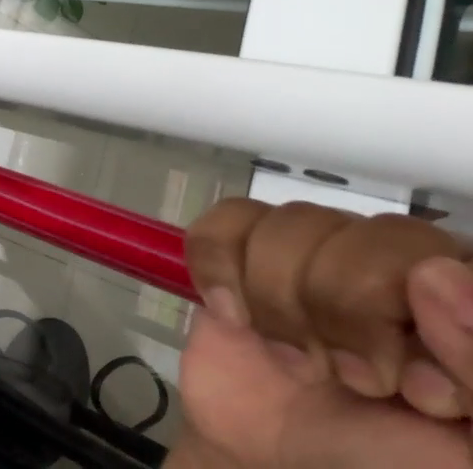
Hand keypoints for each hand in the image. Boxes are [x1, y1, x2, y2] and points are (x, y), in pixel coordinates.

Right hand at [172, 198, 472, 465]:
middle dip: (348, 317)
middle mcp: (398, 263)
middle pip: (371, 235)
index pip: (449, 260)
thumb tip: (438, 273)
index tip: (422, 390)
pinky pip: (222, 222)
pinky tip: (235, 318)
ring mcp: (313, 251)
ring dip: (282, 307)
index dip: (432, 316)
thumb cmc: (392, 458)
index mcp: (464, 302)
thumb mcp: (467, 445)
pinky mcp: (235, 249)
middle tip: (355, 378)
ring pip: (292, 224)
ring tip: (300, 361)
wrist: (277, 461)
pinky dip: (219, 272)